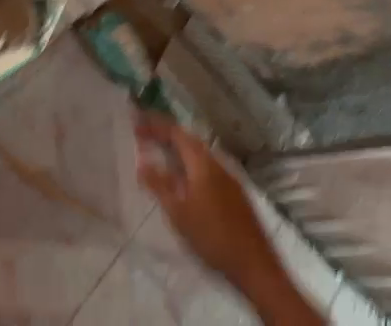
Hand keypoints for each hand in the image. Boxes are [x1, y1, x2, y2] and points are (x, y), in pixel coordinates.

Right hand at [136, 116, 282, 295]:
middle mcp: (218, 166)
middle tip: (144, 134)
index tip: (135, 122)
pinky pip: (207, 167)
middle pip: (189, 140)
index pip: (176, 133)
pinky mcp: (235, 194)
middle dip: (166, 134)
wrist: (256, 267)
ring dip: (178, 149)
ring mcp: (229, 180)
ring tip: (159, 153)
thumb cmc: (212, 237)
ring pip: (199, 154)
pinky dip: (189, 163)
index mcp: (202, 165)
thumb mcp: (178, 212)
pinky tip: (183, 178)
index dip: (155, 125)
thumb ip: (159, 184)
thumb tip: (141, 162)